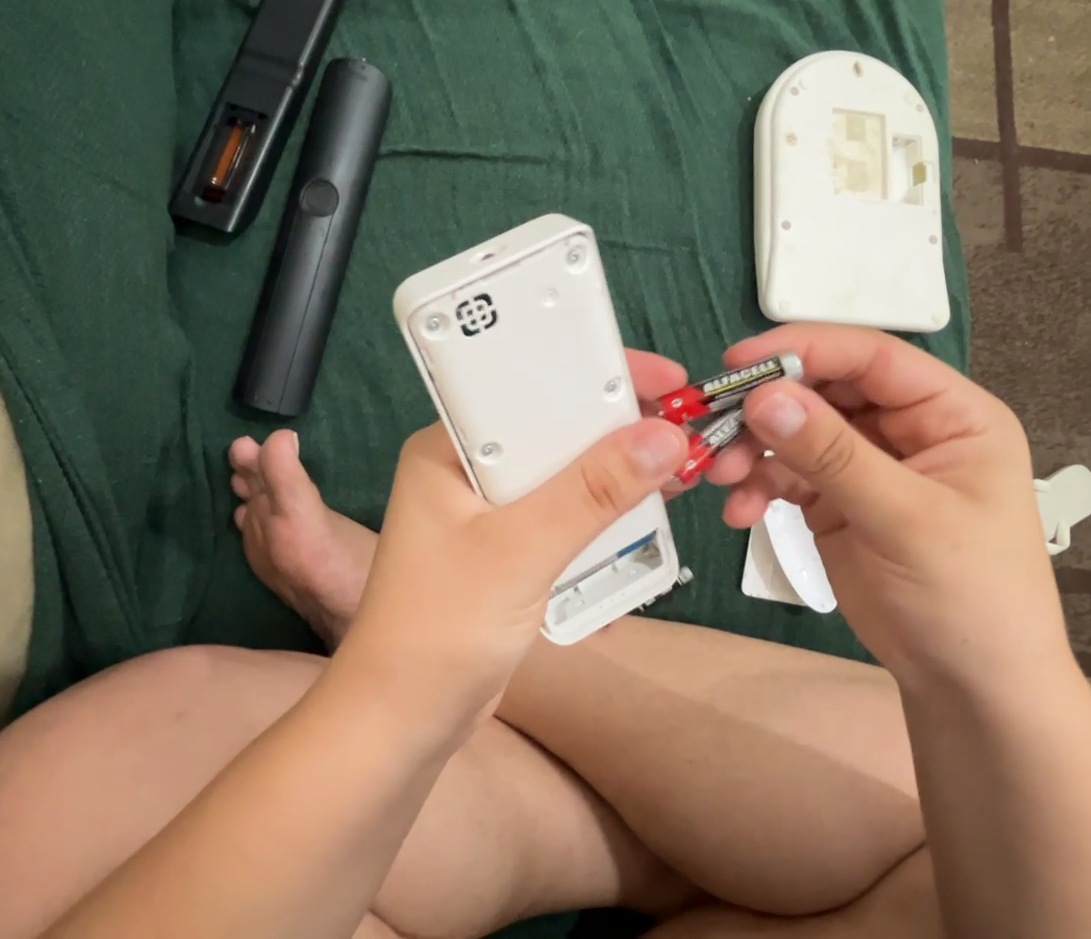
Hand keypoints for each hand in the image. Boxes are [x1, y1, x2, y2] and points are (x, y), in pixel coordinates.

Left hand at [336, 352, 689, 716]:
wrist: (406, 718)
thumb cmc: (443, 627)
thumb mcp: (521, 551)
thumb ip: (592, 492)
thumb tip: (666, 436)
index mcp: (450, 447)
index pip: (527, 385)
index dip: (595, 373)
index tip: (663, 379)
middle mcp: (468, 469)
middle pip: (553, 428)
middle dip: (617, 429)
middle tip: (684, 427)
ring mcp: (486, 510)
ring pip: (563, 473)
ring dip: (615, 476)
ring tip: (677, 473)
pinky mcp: (505, 547)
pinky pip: (561, 514)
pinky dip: (600, 516)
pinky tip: (643, 520)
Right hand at [710, 324, 1069, 686]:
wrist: (967, 685)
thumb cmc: (967, 596)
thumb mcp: (905, 520)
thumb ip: (833, 455)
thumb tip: (763, 396)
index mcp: (949, 414)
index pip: (871, 358)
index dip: (805, 349)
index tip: (738, 361)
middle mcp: (906, 428)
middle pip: (823, 390)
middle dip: (767, 406)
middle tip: (713, 423)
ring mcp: (866, 464)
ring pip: (795, 431)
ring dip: (752, 449)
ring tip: (721, 477)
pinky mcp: (834, 500)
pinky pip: (784, 475)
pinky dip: (756, 487)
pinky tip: (739, 514)